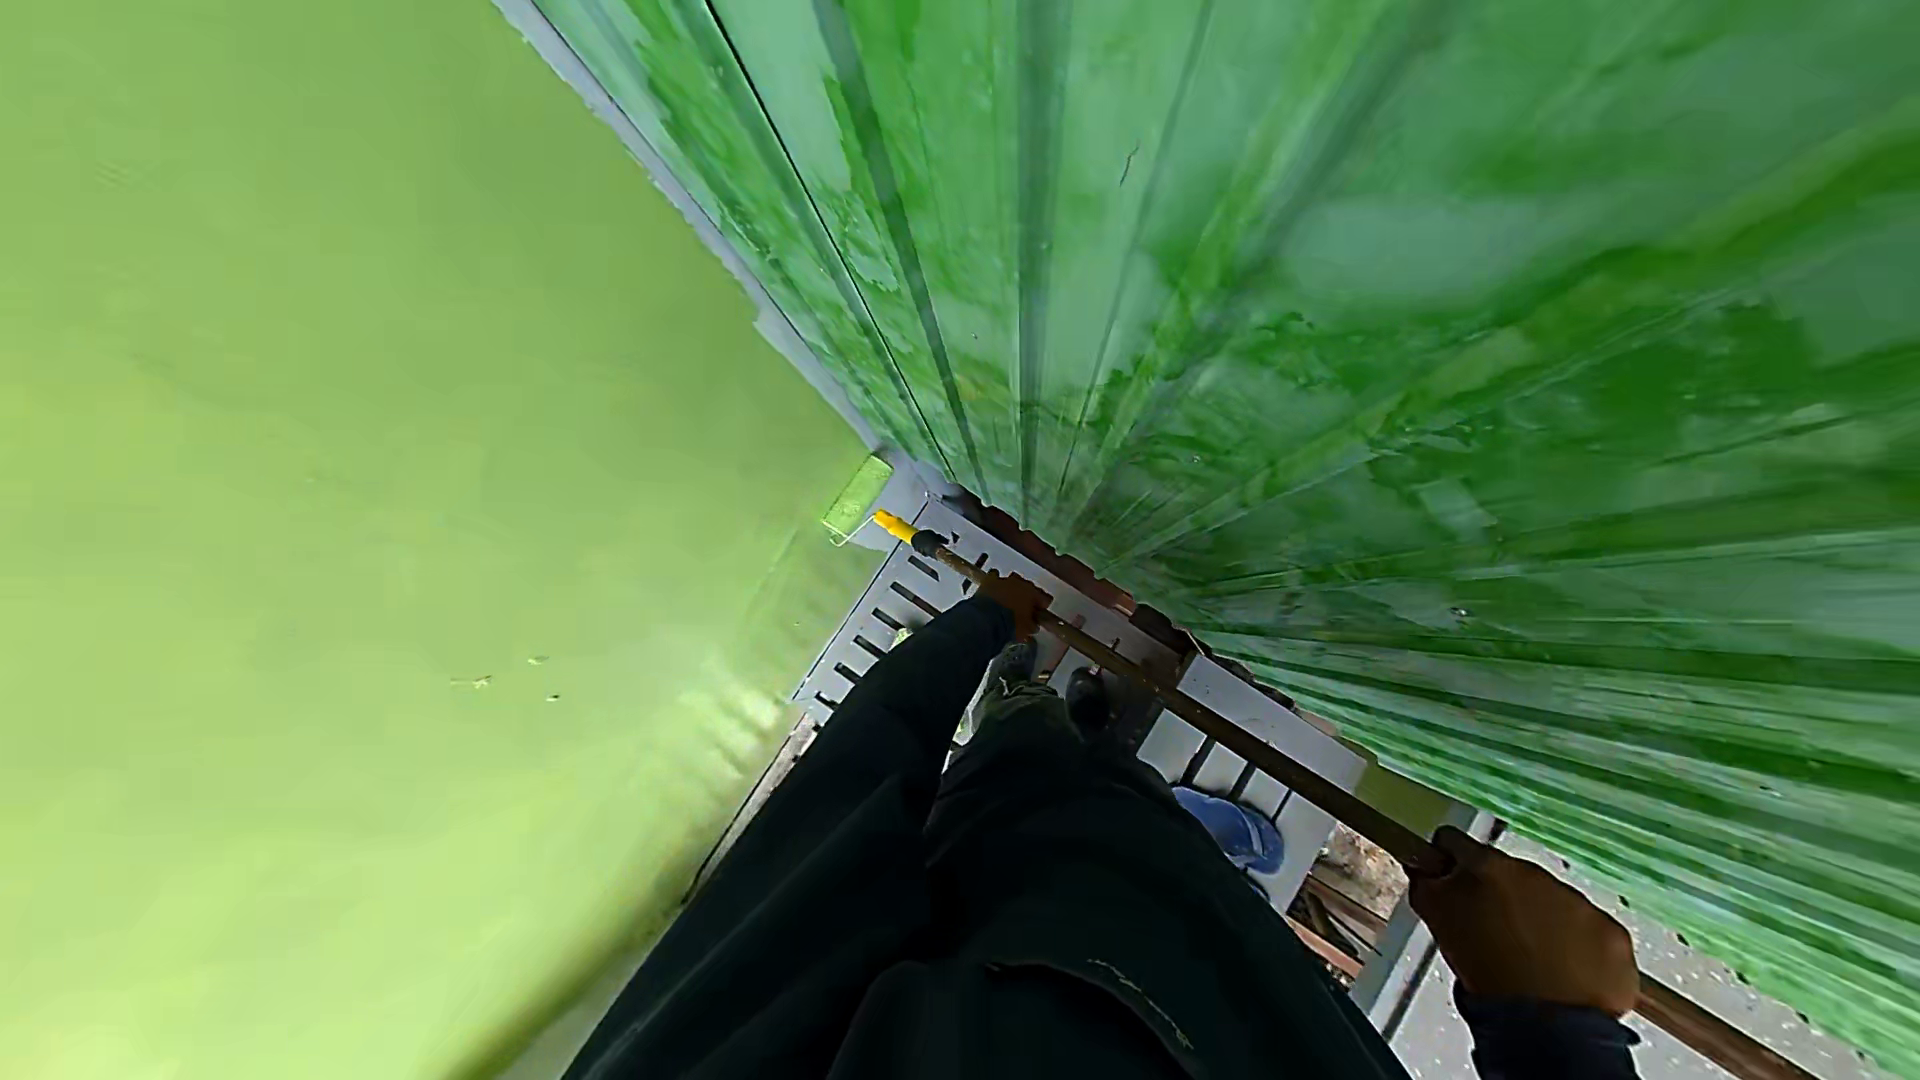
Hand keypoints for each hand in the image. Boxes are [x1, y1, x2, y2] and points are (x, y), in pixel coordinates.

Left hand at [977, 571, 1051, 642]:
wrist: (987, 618)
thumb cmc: (1011, 624)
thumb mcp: (1026, 629)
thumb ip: (1032, 625)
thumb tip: (1033, 625)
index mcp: (1032, 593)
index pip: (1044, 598)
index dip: (1042, 606)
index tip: (1040, 612)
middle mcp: (1019, 583)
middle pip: (1027, 587)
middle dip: (1027, 596)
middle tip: (1024, 607)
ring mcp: (1003, 580)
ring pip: (1011, 581)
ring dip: (1011, 588)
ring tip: (1008, 599)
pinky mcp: (988, 581)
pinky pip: (994, 577)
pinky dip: (995, 584)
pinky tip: (993, 591)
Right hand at [1410, 827, 1638, 1015]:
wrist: (1546, 1021)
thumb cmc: (1482, 963)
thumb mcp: (1432, 912)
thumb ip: (1423, 878)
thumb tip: (1424, 862)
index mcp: (1484, 863)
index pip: (1453, 840)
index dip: (1446, 859)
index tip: (1446, 878)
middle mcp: (1532, 872)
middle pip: (1504, 870)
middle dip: (1496, 890)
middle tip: (1489, 924)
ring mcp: (1578, 902)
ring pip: (1547, 896)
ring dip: (1536, 912)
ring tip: (1528, 949)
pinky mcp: (1613, 933)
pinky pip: (1587, 925)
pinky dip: (1575, 939)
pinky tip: (1561, 962)